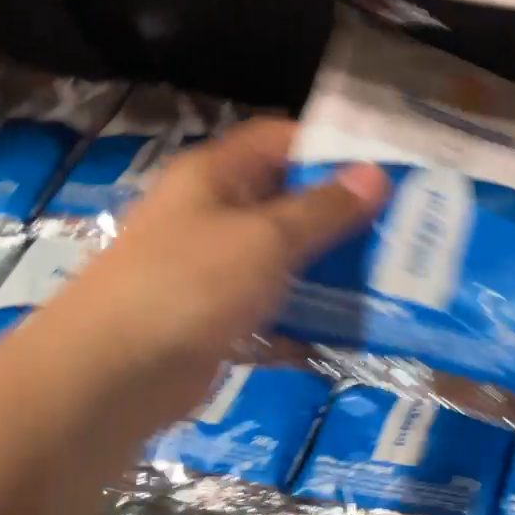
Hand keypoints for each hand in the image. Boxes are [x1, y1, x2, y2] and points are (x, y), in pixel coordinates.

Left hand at [38, 117, 387, 428]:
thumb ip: (325, 208)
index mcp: (216, 177)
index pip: (281, 140)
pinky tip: (354, 322)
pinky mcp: (221, 313)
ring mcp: (216, 266)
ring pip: (288, 253)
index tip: (388, 167)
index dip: (332, 146)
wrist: (111, 374)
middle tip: (403, 226)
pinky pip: (279, 301)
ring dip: (334, 264)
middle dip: (345, 211)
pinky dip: (312, 310)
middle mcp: (214, 213)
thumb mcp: (267, 238)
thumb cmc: (189, 285)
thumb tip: (376, 174)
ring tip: (391, 273)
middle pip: (290, 198)